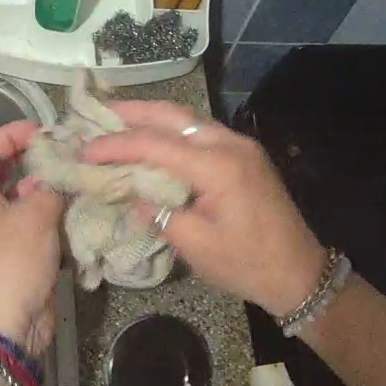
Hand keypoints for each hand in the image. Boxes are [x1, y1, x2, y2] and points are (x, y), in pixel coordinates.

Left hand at [0, 120, 65, 351]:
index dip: (9, 135)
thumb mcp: (34, 217)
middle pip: (6, 174)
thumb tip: (58, 175)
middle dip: (35, 161)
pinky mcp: (18, 258)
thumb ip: (49, 187)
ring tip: (79, 180)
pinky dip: (54, 218)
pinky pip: (35, 227)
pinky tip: (78, 213)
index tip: (41, 131)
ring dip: (49, 190)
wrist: (5, 326)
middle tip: (67, 154)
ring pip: (24, 201)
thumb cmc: (12, 264)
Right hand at [82, 101, 326, 315]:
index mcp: (218, 166)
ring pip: (186, 118)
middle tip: (94, 113)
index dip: (116, 145)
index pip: (155, 145)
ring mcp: (239, 146)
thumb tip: (131, 196)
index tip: (84, 151)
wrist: (300, 273)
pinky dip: (169, 130)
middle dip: (130, 112)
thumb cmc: (248, 264)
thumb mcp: (197, 247)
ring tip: (115, 120)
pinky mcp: (242, 155)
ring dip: (149, 117)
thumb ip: (159, 215)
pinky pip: (198, 131)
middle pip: (172, 115)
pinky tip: (150, 138)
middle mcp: (229, 144)